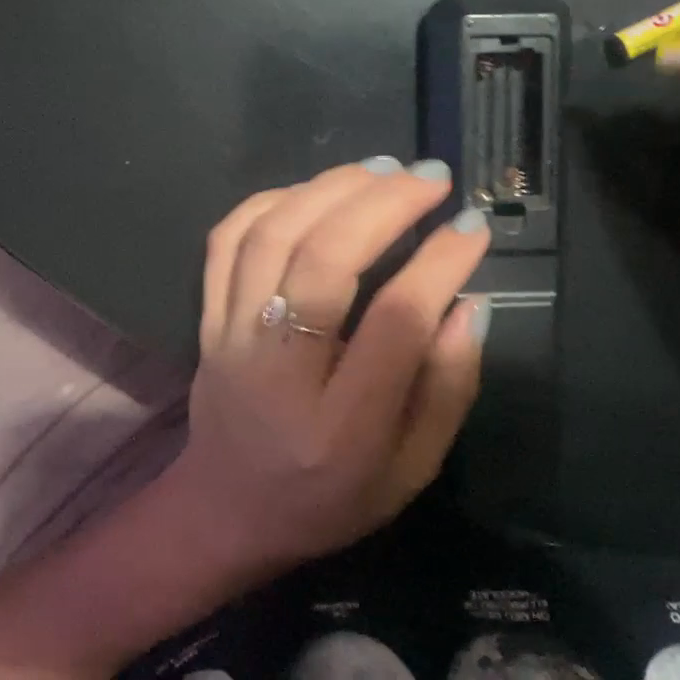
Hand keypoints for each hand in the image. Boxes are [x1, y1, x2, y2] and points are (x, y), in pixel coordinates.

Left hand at [154, 156, 492, 577]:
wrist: (227, 511)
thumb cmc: (332, 498)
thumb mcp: (412, 470)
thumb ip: (447, 390)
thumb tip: (470, 303)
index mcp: (341, 427)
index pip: (394, 322)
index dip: (439, 263)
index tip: (473, 227)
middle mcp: (278, 373)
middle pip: (325, 262)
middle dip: (385, 205)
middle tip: (432, 177)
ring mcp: (230, 340)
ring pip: (272, 238)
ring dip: (330, 188)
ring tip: (382, 169)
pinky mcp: (206, 321)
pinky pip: (226, 241)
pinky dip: (270, 201)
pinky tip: (315, 190)